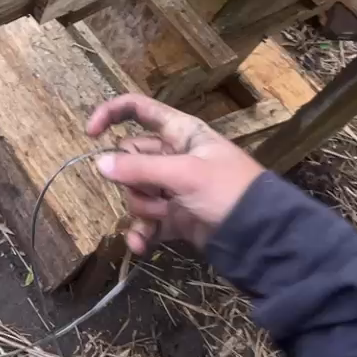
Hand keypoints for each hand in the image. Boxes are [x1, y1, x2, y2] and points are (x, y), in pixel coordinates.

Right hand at [87, 93, 263, 254]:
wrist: (266, 242)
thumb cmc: (229, 192)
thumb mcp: (183, 174)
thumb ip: (138, 168)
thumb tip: (98, 164)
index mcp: (180, 132)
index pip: (138, 109)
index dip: (111, 114)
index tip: (90, 134)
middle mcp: (174, 156)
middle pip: (130, 157)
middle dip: (133, 177)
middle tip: (154, 190)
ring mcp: (173, 188)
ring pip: (135, 190)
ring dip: (143, 206)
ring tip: (165, 215)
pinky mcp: (175, 217)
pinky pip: (146, 221)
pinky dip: (141, 233)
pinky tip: (140, 247)